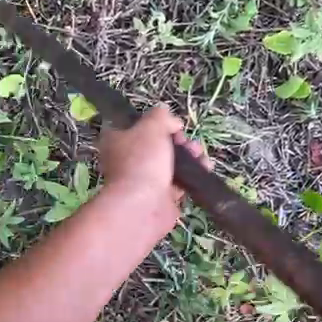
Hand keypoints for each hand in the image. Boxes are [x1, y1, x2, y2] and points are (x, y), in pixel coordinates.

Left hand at [97, 104, 207, 232]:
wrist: (143, 206)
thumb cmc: (142, 160)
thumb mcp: (151, 126)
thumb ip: (160, 116)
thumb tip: (169, 118)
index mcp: (116, 140)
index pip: (137, 124)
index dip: (157, 122)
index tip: (172, 124)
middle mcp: (127, 158)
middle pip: (157, 143)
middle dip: (179, 140)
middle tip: (187, 142)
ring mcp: (144, 178)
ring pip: (170, 161)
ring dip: (189, 155)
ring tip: (200, 155)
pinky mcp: (160, 195)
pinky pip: (179, 180)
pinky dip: (193, 174)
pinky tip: (205, 168)